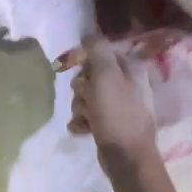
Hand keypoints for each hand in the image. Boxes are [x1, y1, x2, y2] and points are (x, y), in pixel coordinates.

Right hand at [55, 36, 157, 158]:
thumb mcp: (106, 75)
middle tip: (87, 99)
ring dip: (79, 107)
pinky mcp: (109, 123)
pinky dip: (81, 121)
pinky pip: (86, 114)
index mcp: (129, 68)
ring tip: (88, 118)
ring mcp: (117, 104)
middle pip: (88, 75)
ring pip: (85, 96)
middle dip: (80, 88)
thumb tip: (87, 35)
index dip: (78, 58)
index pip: (97, 51)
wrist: (127, 156)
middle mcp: (126, 83)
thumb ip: (97, 50)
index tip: (62, 67)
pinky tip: (84, 130)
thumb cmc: (117, 113)